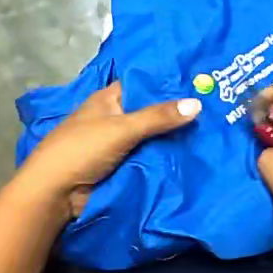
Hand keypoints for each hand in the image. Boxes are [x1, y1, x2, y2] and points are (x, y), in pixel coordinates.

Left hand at [15, 83, 201, 219]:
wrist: (55, 193)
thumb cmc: (82, 149)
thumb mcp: (122, 128)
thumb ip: (158, 117)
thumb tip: (198, 103)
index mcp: (108, 99)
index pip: (142, 84)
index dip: (167, 82)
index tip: (201, 80)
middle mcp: (113, 118)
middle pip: (150, 113)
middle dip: (176, 114)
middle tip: (217, 109)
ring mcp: (117, 144)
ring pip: (151, 138)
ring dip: (173, 139)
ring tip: (214, 131)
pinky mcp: (120, 167)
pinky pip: (147, 159)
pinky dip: (164, 159)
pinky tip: (193, 156)